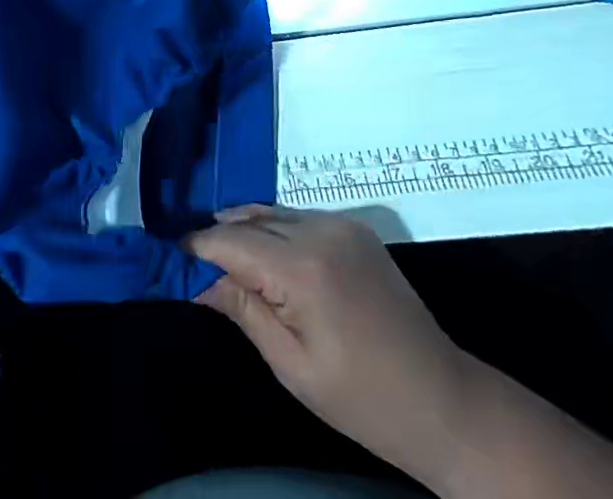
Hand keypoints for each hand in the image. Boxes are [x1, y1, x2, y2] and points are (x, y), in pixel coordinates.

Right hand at [186, 206, 473, 479]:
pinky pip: (299, 217)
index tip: (170, 257)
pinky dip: (274, 228)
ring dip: (244, 229)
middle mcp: (322, 232)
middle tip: (190, 260)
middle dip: (217, 237)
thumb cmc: (361, 396)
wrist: (443, 399)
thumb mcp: (290, 363)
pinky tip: (262, 251)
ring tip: (218, 252)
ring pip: (273, 213)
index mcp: (303, 268)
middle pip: (249, 221)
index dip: (196, 247)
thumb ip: (242, 309)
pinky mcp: (357, 229)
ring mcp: (343, 226)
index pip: (230, 241)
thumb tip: (198, 280)